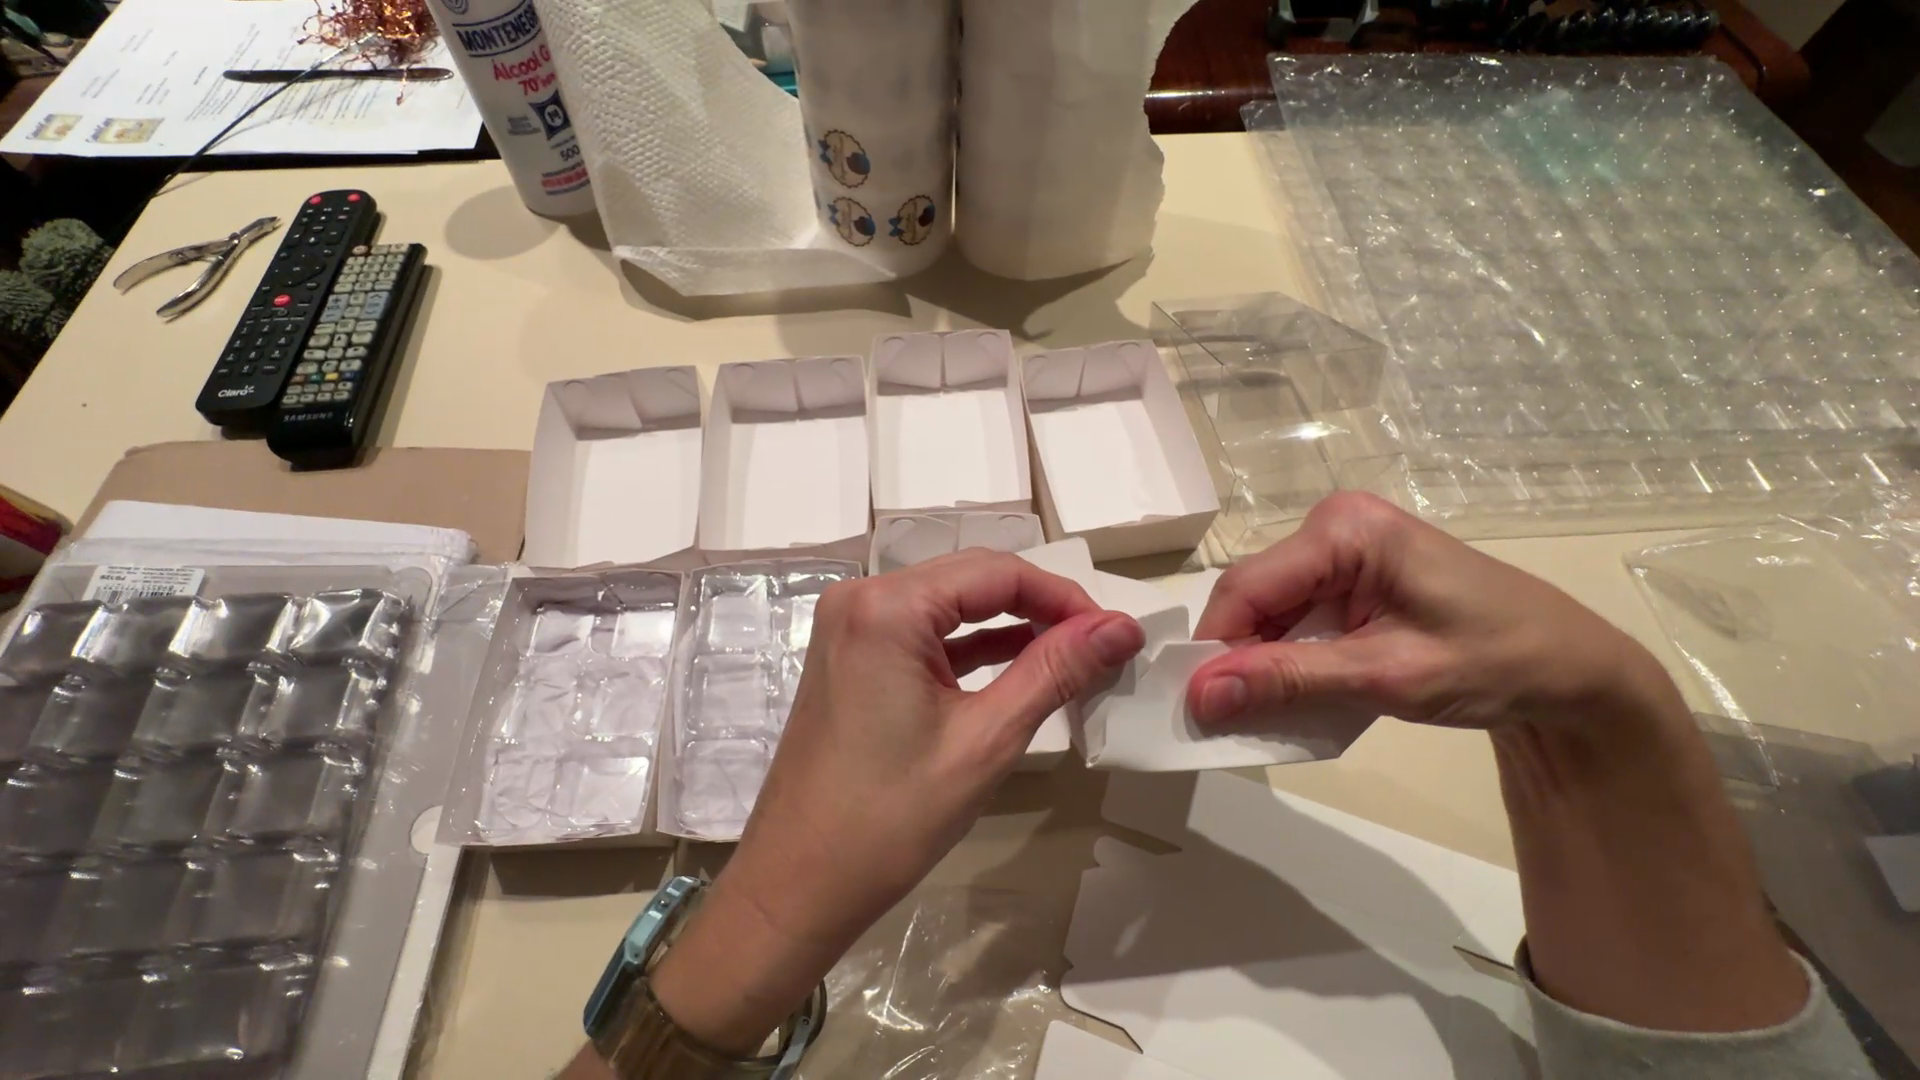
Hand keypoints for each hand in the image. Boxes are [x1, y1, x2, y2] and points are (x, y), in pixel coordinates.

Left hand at [646, 550, 1143, 1054]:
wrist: (798, 884)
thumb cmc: (890, 818)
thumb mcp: (985, 740)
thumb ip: (1055, 672)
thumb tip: (1122, 627)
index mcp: (887, 605)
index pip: (996, 572)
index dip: (1063, 596)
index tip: (1115, 631)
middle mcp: (862, 597)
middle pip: (970, 580)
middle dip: (1039, 608)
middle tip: (1099, 644)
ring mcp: (851, 626)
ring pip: (949, 605)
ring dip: (1009, 626)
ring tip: (1072, 656)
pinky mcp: (852, 656)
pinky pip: (924, 634)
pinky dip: (971, 648)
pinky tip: (1019, 666)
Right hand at [1186, 494, 1809, 1034]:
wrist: (1576, 673)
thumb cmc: (1497, 663)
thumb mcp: (1387, 676)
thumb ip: (1288, 679)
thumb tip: (1200, 695)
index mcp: (1344, 528)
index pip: (1247, 586)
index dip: (1217, 646)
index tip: (1199, 706)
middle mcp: (1334, 525)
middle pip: (1254, 595)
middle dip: (1241, 655)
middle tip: (1233, 716)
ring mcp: (1343, 548)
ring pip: (1269, 608)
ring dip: (1264, 659)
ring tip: (1268, 710)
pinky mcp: (1352, 574)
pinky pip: (1296, 614)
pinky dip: (1290, 656)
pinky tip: (1301, 689)